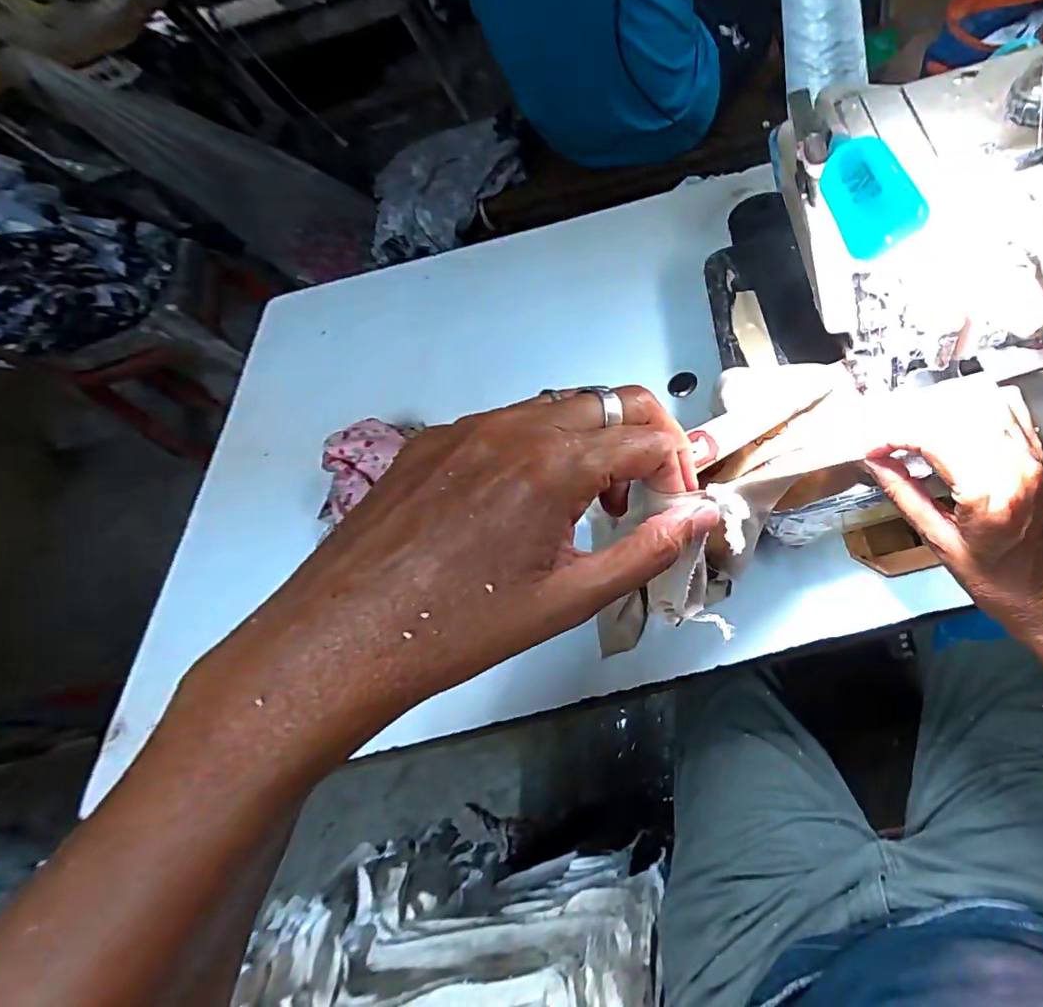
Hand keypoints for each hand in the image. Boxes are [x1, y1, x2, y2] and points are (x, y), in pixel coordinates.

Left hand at [174, 386, 720, 767]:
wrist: (340, 641)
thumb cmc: (464, 628)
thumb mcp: (571, 599)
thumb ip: (648, 550)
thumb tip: (702, 517)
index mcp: (553, 466)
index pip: (648, 438)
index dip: (678, 470)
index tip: (675, 509)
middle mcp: (514, 428)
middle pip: (614, 401)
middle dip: (649, 439)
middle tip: (648, 492)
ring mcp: (468, 427)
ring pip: (564, 405)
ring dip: (599, 440)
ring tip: (590, 501)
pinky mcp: (435, 439)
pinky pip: (512, 421)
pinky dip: (547, 443)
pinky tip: (528, 499)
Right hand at [862, 384, 1042, 644]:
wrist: (1042, 595)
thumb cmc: (997, 581)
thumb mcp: (939, 542)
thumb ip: (906, 496)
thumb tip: (879, 465)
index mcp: (988, 496)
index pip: (933, 439)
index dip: (896, 436)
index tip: (877, 446)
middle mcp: (1014, 470)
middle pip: (954, 417)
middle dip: (913, 421)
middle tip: (890, 437)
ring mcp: (1029, 461)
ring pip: (979, 408)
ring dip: (942, 412)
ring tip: (916, 429)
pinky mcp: (1036, 459)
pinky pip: (1009, 412)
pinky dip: (977, 409)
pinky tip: (956, 420)